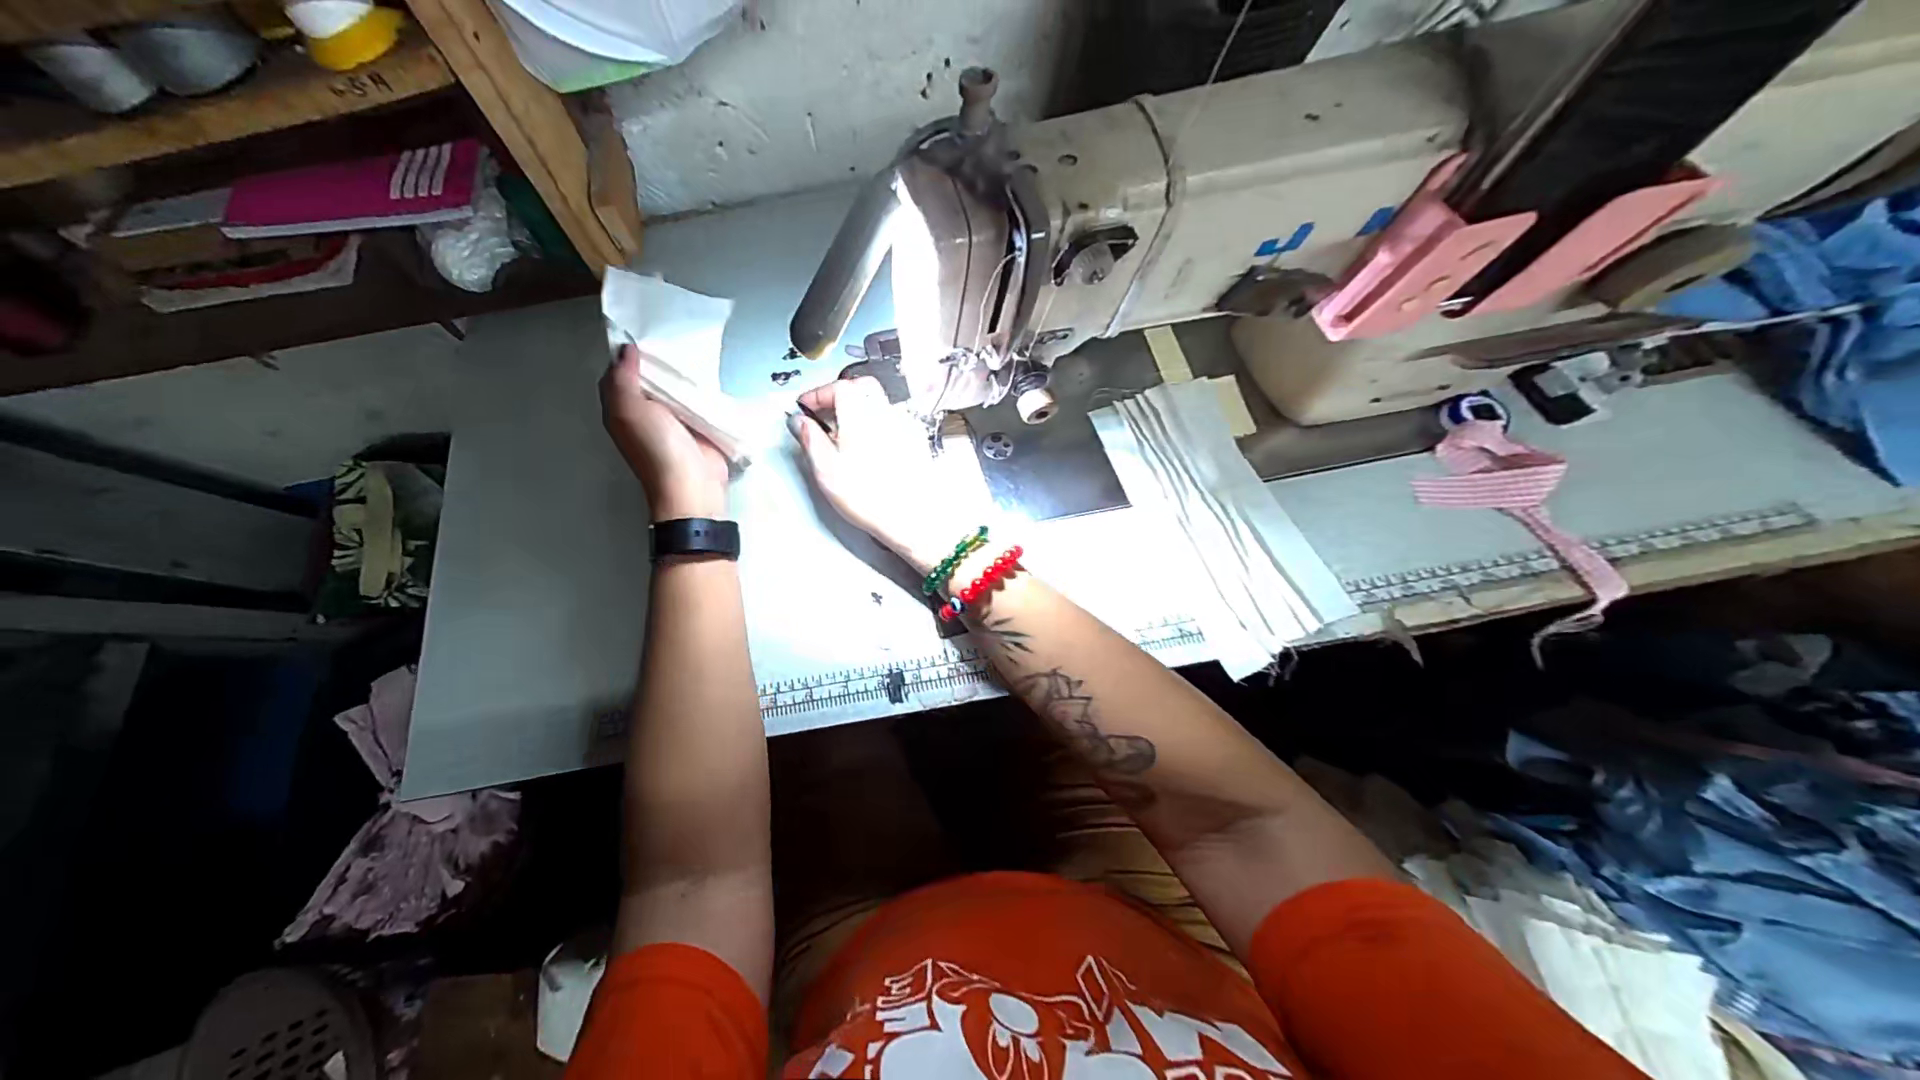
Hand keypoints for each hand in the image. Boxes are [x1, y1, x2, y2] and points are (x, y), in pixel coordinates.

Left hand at [601, 345, 729, 521]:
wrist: (693, 486)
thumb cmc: (657, 448)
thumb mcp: (629, 410)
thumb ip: (624, 378)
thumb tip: (626, 349)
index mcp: (622, 408)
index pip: (621, 372)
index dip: (629, 352)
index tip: (645, 330)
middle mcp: (644, 412)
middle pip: (650, 378)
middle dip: (660, 359)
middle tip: (674, 332)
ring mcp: (673, 420)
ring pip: (674, 387)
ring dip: (682, 372)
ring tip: (693, 345)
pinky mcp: (698, 426)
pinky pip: (697, 400)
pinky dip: (702, 388)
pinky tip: (709, 372)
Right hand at [790, 377, 966, 573]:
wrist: (911, 518)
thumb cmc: (871, 499)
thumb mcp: (826, 471)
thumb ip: (810, 440)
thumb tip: (800, 422)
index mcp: (861, 418)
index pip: (839, 386)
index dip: (818, 393)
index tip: (806, 406)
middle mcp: (885, 416)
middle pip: (862, 386)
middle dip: (839, 393)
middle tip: (823, 412)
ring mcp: (903, 427)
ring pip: (878, 401)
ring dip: (857, 407)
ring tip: (842, 432)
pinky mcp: (914, 441)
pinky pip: (891, 419)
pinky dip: (874, 422)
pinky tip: (866, 445)